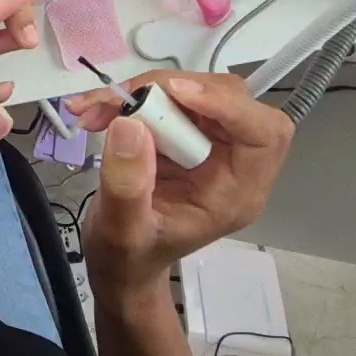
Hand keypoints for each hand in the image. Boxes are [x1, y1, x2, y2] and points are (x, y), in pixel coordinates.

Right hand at [65, 72, 294, 302]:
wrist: (120, 264)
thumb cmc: (127, 259)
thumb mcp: (121, 231)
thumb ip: (127, 185)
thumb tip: (130, 123)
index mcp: (236, 193)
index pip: (262, 133)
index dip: (226, 104)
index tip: (172, 93)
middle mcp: (231, 164)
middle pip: (228, 100)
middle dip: (169, 91)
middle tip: (117, 101)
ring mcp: (207, 148)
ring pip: (194, 94)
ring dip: (141, 92)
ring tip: (92, 110)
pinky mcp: (183, 137)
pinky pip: (167, 102)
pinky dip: (129, 98)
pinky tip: (95, 113)